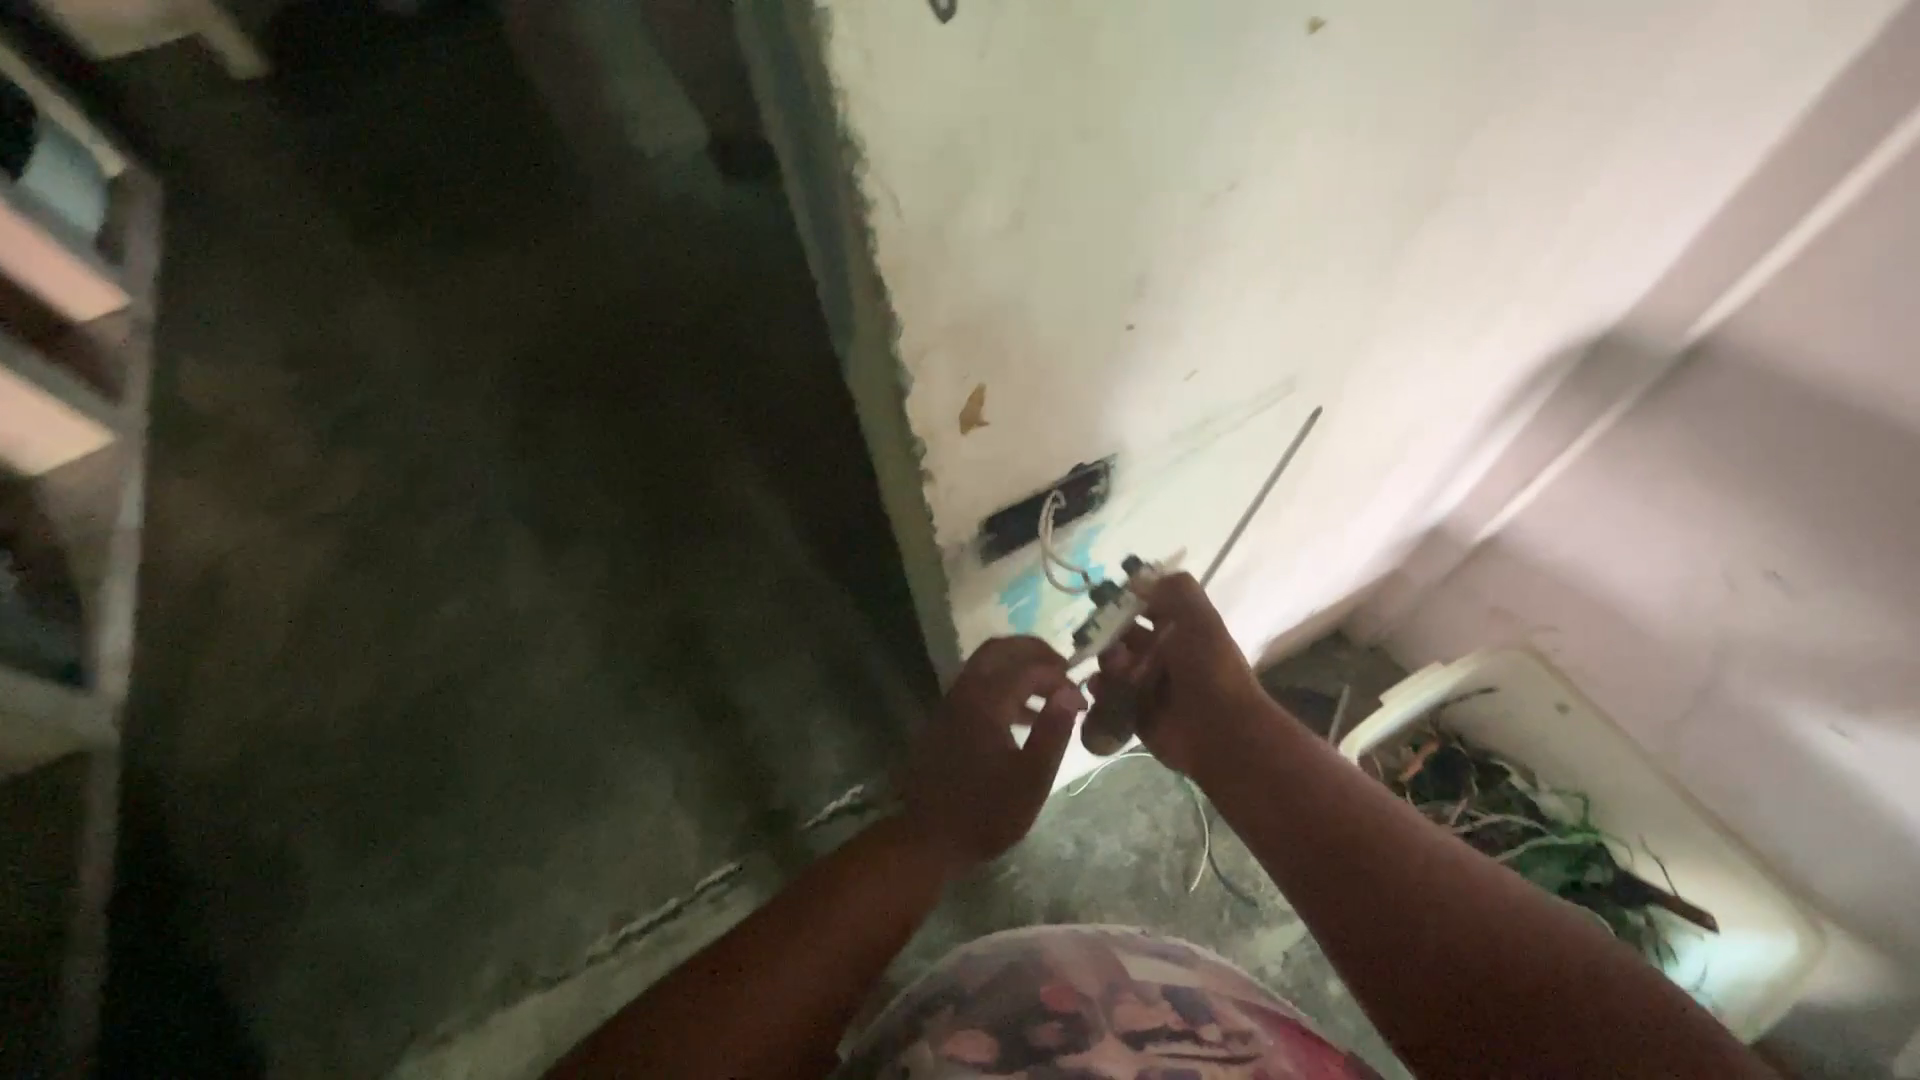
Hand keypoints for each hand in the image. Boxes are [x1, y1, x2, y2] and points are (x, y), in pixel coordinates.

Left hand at [900, 637, 1085, 869]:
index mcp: (986, 703)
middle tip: (1064, 670)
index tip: (1080, 698)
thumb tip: (1071, 692)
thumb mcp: (1031, 779)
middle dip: (1034, 653)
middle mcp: (964, 692)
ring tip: (1051, 696)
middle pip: (1000, 650)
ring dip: (1019, 669)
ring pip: (986, 666)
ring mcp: (950, 704)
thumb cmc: (986, 813)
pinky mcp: (945, 719)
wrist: (928, 838)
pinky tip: (1024, 719)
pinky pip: (977, 687)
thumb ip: (1053, 731)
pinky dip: (1003, 687)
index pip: (1029, 668)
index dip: (1059, 677)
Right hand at [1088, 572, 1279, 776]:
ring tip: (1113, 669)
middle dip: (1108, 632)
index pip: (1146, 606)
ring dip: (1106, 661)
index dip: (1126, 601)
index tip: (1107, 600)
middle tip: (1102, 637)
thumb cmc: (1209, 669)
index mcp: (1181, 629)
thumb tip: (1136, 579)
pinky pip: (1108, 696)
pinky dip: (1101, 691)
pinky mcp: (1135, 713)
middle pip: (1122, 635)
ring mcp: (1148, 685)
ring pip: (1112, 664)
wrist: (1221, 730)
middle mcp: (1163, 654)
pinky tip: (1101, 688)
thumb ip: (1172, 590)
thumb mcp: (1199, 618)